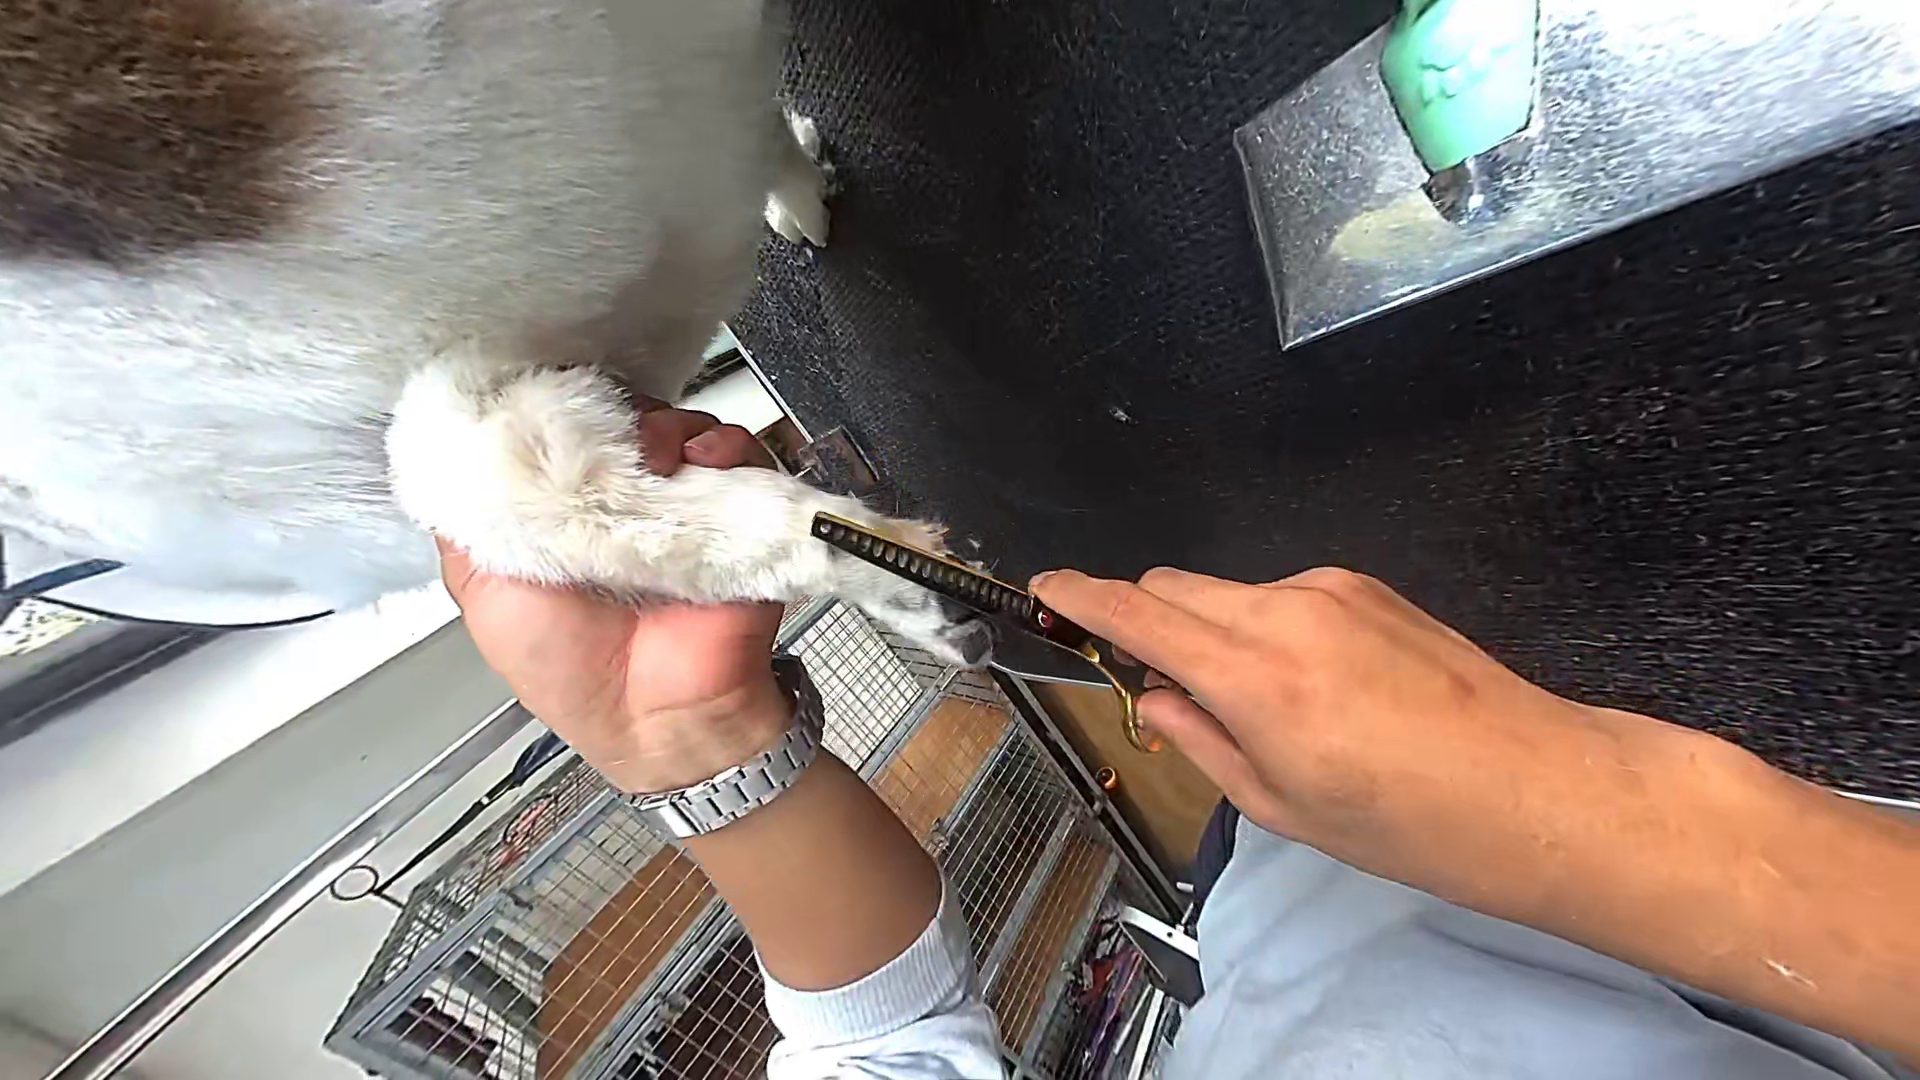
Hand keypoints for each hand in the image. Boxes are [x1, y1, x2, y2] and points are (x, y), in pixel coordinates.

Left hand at [440, 405, 791, 793]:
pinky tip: (707, 459)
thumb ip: (475, 523)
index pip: (582, 434)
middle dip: (628, 415)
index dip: (573, 409)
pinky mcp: (747, 520)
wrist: (657, 714)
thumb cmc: (569, 665)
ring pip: (697, 433)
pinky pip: (751, 463)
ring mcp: (698, 509)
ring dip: (679, 426)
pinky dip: (732, 448)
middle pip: (642, 423)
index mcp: (583, 511)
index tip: (561, 405)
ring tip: (662, 453)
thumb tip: (464, 450)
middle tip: (617, 441)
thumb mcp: (488, 590)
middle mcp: (643, 502)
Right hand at [1034, 567, 1919, 1057]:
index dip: (1080, 596)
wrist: (1559, 794)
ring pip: (1216, 588)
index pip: (1138, 614)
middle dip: (1143, 616)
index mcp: (1256, 680)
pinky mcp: (1357, 583)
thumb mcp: (1279, 806)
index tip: (1044, 587)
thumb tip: (1147, 695)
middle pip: (1169, 583)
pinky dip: (1254, 623)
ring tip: (1256, 691)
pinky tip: (1309, 674)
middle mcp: (1282, 613)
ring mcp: (1324, 588)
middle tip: (1160, 674)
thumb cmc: (1409, 826)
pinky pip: (1269, 592)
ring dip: (1202, 625)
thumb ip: (1195, 736)